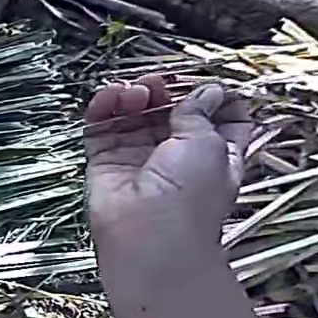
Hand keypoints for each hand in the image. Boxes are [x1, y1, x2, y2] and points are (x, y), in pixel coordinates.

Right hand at [85, 74, 252, 258]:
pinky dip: (102, 108)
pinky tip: (109, 95)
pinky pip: (100, 128)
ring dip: (133, 97)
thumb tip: (205, 91)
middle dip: (166, 92)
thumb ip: (199, 113)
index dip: (214, 97)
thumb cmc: (189, 197)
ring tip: (134, 92)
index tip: (207, 82)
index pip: (218, 118)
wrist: (146, 235)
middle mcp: (174, 156)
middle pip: (169, 113)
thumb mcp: (208, 144)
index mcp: (213, 155)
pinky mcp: (104, 161)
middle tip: (160, 82)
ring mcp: (137, 158)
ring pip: (133, 117)